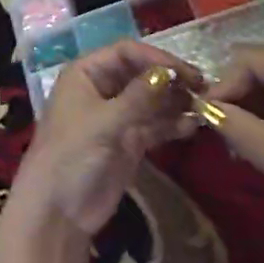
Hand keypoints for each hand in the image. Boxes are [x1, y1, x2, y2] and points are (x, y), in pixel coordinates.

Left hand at [13, 42, 199, 237]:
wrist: (59, 210)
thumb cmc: (71, 155)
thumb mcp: (104, 123)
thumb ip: (138, 97)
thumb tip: (168, 73)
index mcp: (85, 73)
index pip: (125, 52)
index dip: (156, 58)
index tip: (186, 72)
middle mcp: (101, 88)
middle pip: (142, 73)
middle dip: (170, 79)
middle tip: (204, 88)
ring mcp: (117, 115)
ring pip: (152, 99)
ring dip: (176, 101)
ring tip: (204, 106)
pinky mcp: (129, 140)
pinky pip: (155, 124)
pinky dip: (173, 123)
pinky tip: (193, 126)